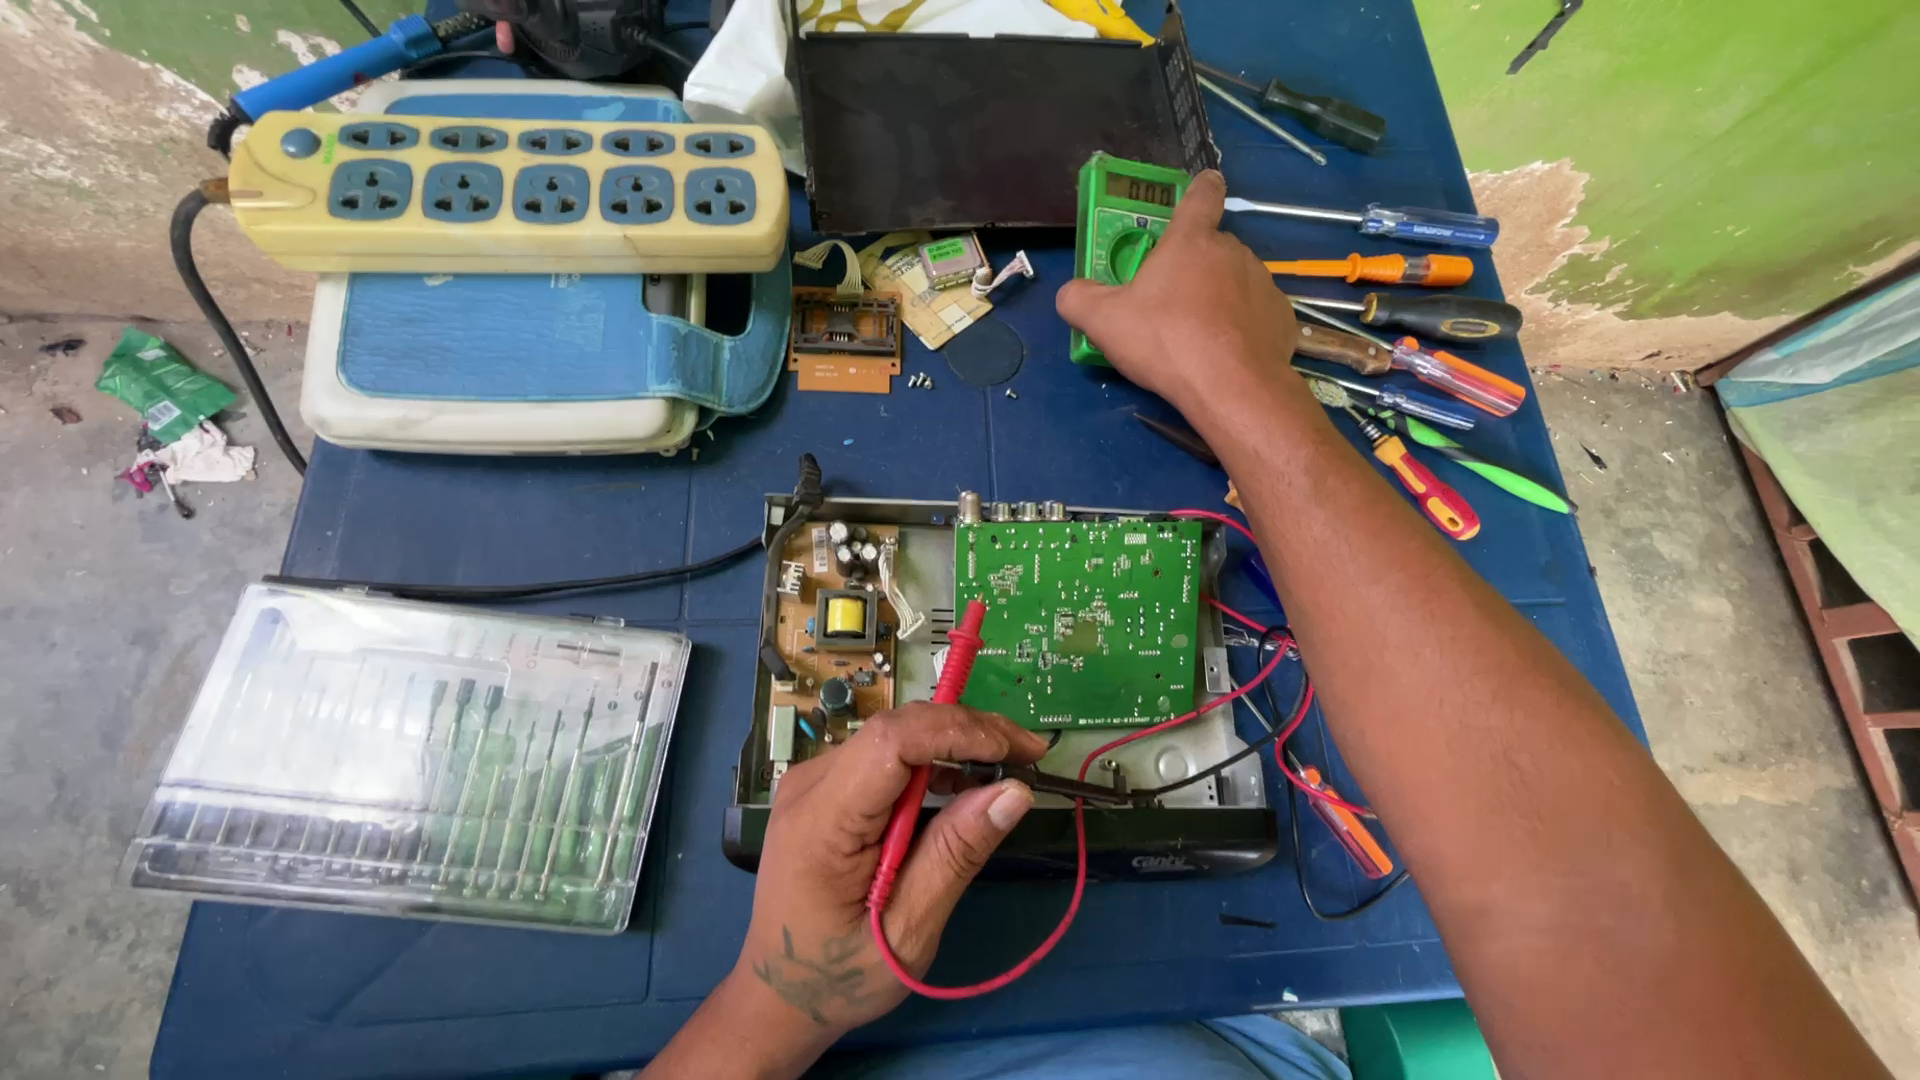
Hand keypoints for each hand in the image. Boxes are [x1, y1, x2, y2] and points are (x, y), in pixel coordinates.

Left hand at [737, 703, 1047, 1036]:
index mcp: (823, 820)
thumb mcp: (907, 930)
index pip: (891, 742)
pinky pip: (888, 754)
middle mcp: (812, 782)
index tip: (1016, 752)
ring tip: (1010, 763)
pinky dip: (934, 759)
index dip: (957, 732)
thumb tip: (1014, 792)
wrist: (779, 992)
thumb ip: (955, 855)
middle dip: (969, 730)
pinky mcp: (829, 785)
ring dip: (956, 740)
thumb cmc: (839, 974)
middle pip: (897, 728)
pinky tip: (969, 779)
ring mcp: (816, 779)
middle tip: (1029, 753)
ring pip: (897, 735)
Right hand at [1056, 170, 1300, 414]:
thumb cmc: (1165, 341)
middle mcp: (1233, 251)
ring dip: (1220, 298)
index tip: (1202, 186)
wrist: (1229, 386)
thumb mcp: (1103, 322)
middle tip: (1172, 303)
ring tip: (1200, 336)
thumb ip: (1079, 300)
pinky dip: (1242, 329)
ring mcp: (1263, 284)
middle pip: (1213, 248)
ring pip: (1236, 282)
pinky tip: (1227, 355)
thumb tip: (1070, 292)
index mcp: (1190, 241)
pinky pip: (1256, 316)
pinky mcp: (1281, 318)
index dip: (1200, 189)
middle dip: (1195, 267)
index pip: (1201, 196)